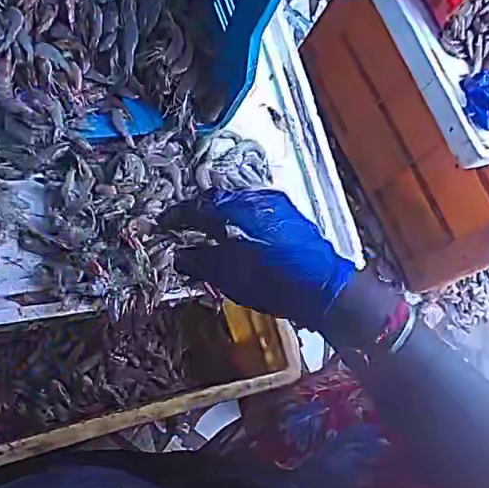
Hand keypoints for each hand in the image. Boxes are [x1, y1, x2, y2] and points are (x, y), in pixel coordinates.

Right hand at [168, 189, 357, 332]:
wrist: (325, 288)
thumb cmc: (274, 281)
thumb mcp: (227, 276)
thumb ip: (198, 261)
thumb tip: (179, 255)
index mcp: (233, 209)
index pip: (194, 207)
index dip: (174, 217)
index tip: (163, 225)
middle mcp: (253, 198)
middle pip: (214, 200)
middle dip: (196, 214)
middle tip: (182, 229)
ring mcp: (273, 203)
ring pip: (234, 204)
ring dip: (218, 216)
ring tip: (207, 234)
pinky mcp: (287, 214)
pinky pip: (251, 210)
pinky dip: (237, 220)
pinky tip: (234, 237)